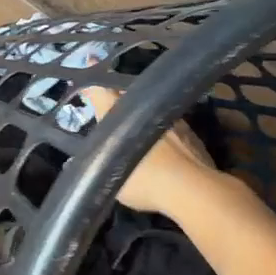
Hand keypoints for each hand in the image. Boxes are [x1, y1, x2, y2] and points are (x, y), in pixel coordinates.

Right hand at [82, 87, 229, 215]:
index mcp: (121, 114)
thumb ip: (97, 162)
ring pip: (152, 111)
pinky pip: (172, 128)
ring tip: (139, 134)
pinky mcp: (192, 135)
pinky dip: (164, 134)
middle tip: (111, 113)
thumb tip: (82, 159)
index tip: (87, 84)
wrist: (194, 189)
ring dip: (144, 118)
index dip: (92, 88)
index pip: (100, 92)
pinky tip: (164, 152)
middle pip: (128, 97)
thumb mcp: (109, 175)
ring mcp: (173, 120)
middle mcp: (147, 109)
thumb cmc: (145, 180)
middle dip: (119, 101)